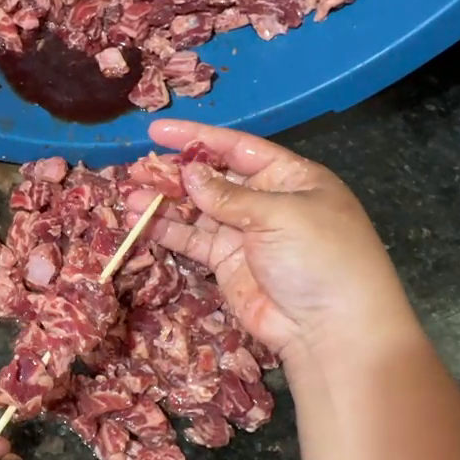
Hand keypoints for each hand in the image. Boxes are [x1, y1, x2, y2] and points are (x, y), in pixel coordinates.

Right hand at [132, 120, 415, 369]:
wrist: (330, 328)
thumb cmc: (319, 258)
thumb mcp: (279, 215)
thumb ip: (228, 195)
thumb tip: (188, 173)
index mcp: (289, 178)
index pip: (237, 148)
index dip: (197, 138)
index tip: (156, 131)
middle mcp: (264, 200)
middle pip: (210, 178)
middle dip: (173, 173)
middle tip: (136, 170)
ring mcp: (242, 232)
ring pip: (194, 209)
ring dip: (162, 202)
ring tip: (128, 196)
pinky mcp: (225, 262)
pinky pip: (189, 239)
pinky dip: (164, 231)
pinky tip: (137, 223)